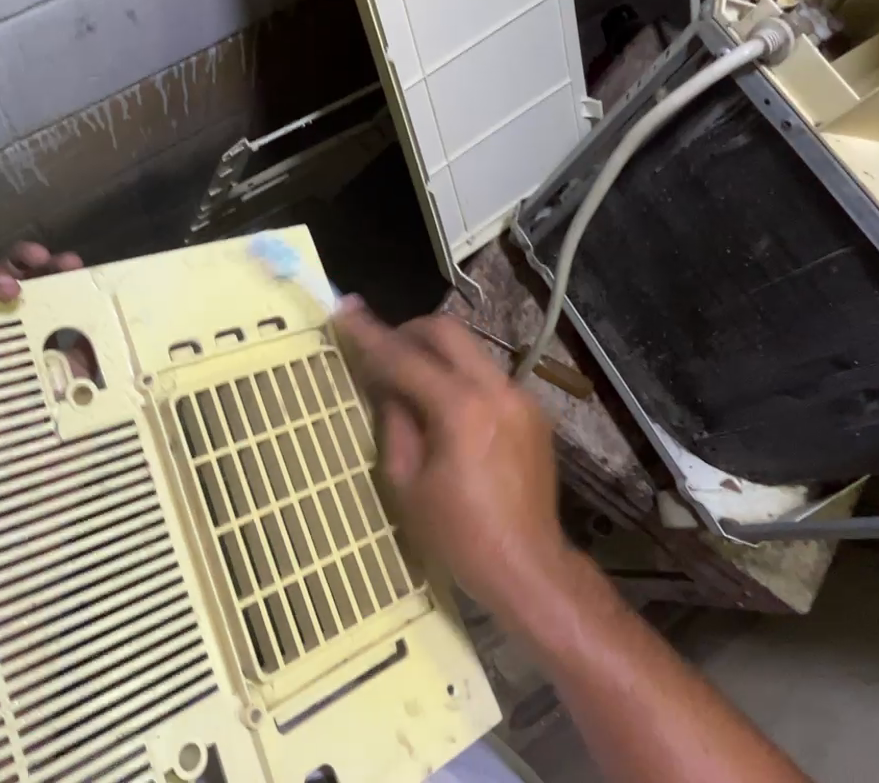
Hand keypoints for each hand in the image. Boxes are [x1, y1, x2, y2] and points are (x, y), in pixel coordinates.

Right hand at [332, 301, 572, 616]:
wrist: (528, 568)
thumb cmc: (457, 534)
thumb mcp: (404, 482)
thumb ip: (393, 421)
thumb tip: (386, 385)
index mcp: (461, 409)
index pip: (404, 358)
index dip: (369, 335)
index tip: (345, 311)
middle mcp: (496, 390)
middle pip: (447, 331)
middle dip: (408, 331)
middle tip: (381, 349)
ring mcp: (521, 398)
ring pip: (470, 350)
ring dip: (435, 353)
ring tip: (408, 381)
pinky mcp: (533, 413)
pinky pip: (487, 376)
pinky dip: (458, 377)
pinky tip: (444, 409)